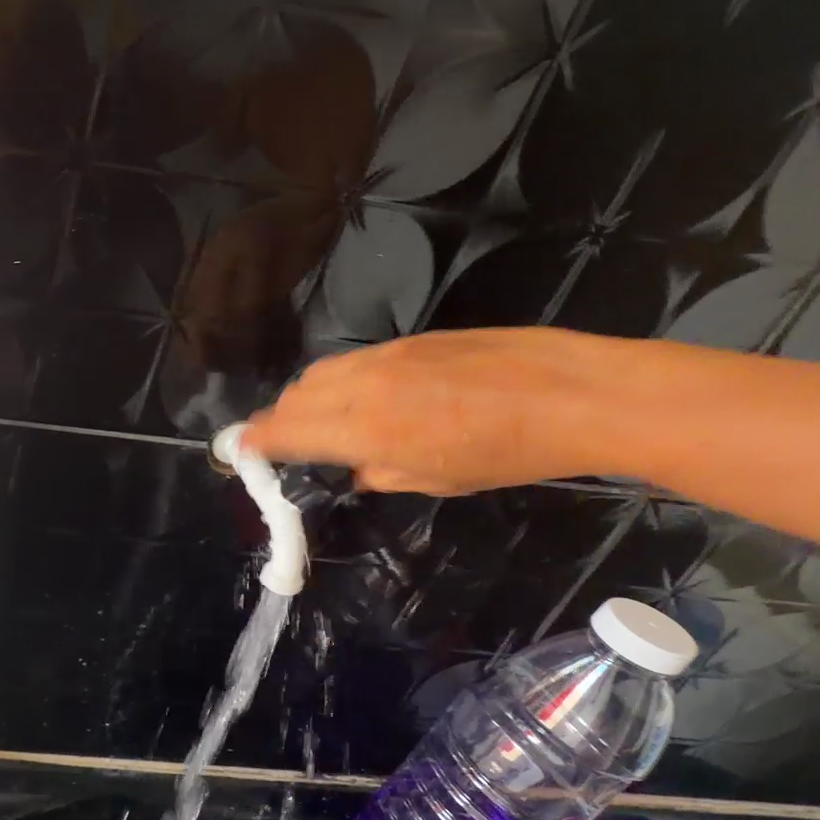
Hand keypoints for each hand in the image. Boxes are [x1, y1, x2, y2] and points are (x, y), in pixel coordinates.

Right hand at [241, 328, 624, 494]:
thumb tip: (354, 468)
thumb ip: (380, 473)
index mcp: (366, 428)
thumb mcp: (439, 480)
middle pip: (296, 397)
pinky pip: (354, 361)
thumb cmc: (510, 453)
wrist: (577, 393)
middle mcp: (363, 384)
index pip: (287, 431)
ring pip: (322, 373)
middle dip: (280, 421)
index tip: (242, 451)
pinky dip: (341, 381)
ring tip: (323, 418)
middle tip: (284, 442)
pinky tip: (367, 396)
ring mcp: (387, 355)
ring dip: (308, 398)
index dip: (258, 442)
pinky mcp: (411, 339)